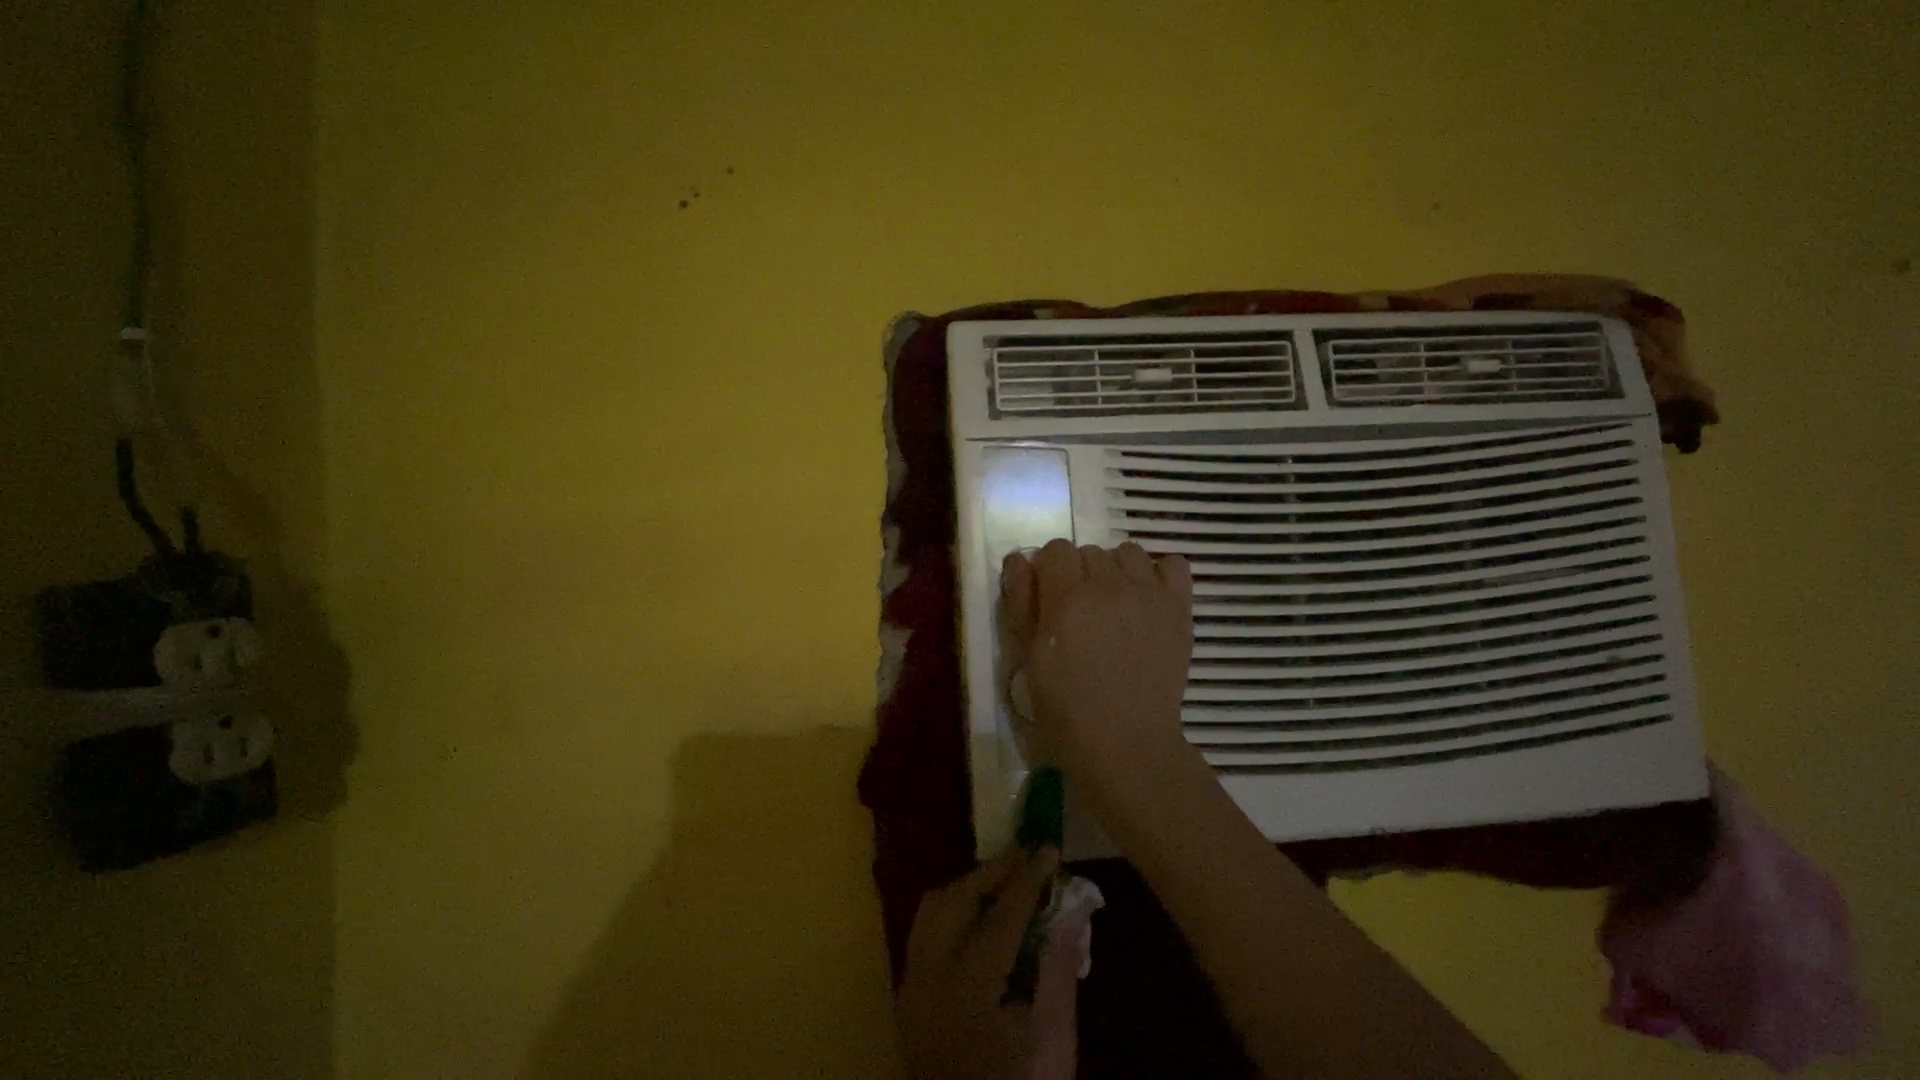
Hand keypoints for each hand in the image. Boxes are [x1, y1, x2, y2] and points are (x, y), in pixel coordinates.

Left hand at [896, 847, 1081, 1079]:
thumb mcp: (1054, 1037)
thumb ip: (1059, 967)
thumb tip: (1070, 908)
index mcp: (969, 988)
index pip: (1002, 916)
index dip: (1028, 879)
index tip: (1049, 849)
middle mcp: (928, 977)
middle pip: (954, 900)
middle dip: (991, 872)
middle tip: (1026, 856)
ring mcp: (911, 988)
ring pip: (930, 912)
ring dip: (967, 888)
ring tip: (1004, 880)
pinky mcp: (907, 1000)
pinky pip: (924, 934)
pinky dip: (951, 913)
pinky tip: (979, 917)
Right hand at [1000, 540, 1195, 799]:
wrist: (1126, 742)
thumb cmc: (1066, 709)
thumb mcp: (1029, 658)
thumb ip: (1021, 603)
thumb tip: (1019, 559)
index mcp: (1067, 597)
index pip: (1055, 549)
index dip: (1048, 573)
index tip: (1049, 602)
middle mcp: (1110, 585)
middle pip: (1089, 551)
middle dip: (1079, 574)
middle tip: (1080, 615)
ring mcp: (1149, 594)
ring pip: (1128, 552)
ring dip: (1116, 570)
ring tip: (1114, 605)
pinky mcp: (1179, 608)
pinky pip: (1173, 564)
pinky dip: (1159, 573)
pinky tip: (1147, 598)